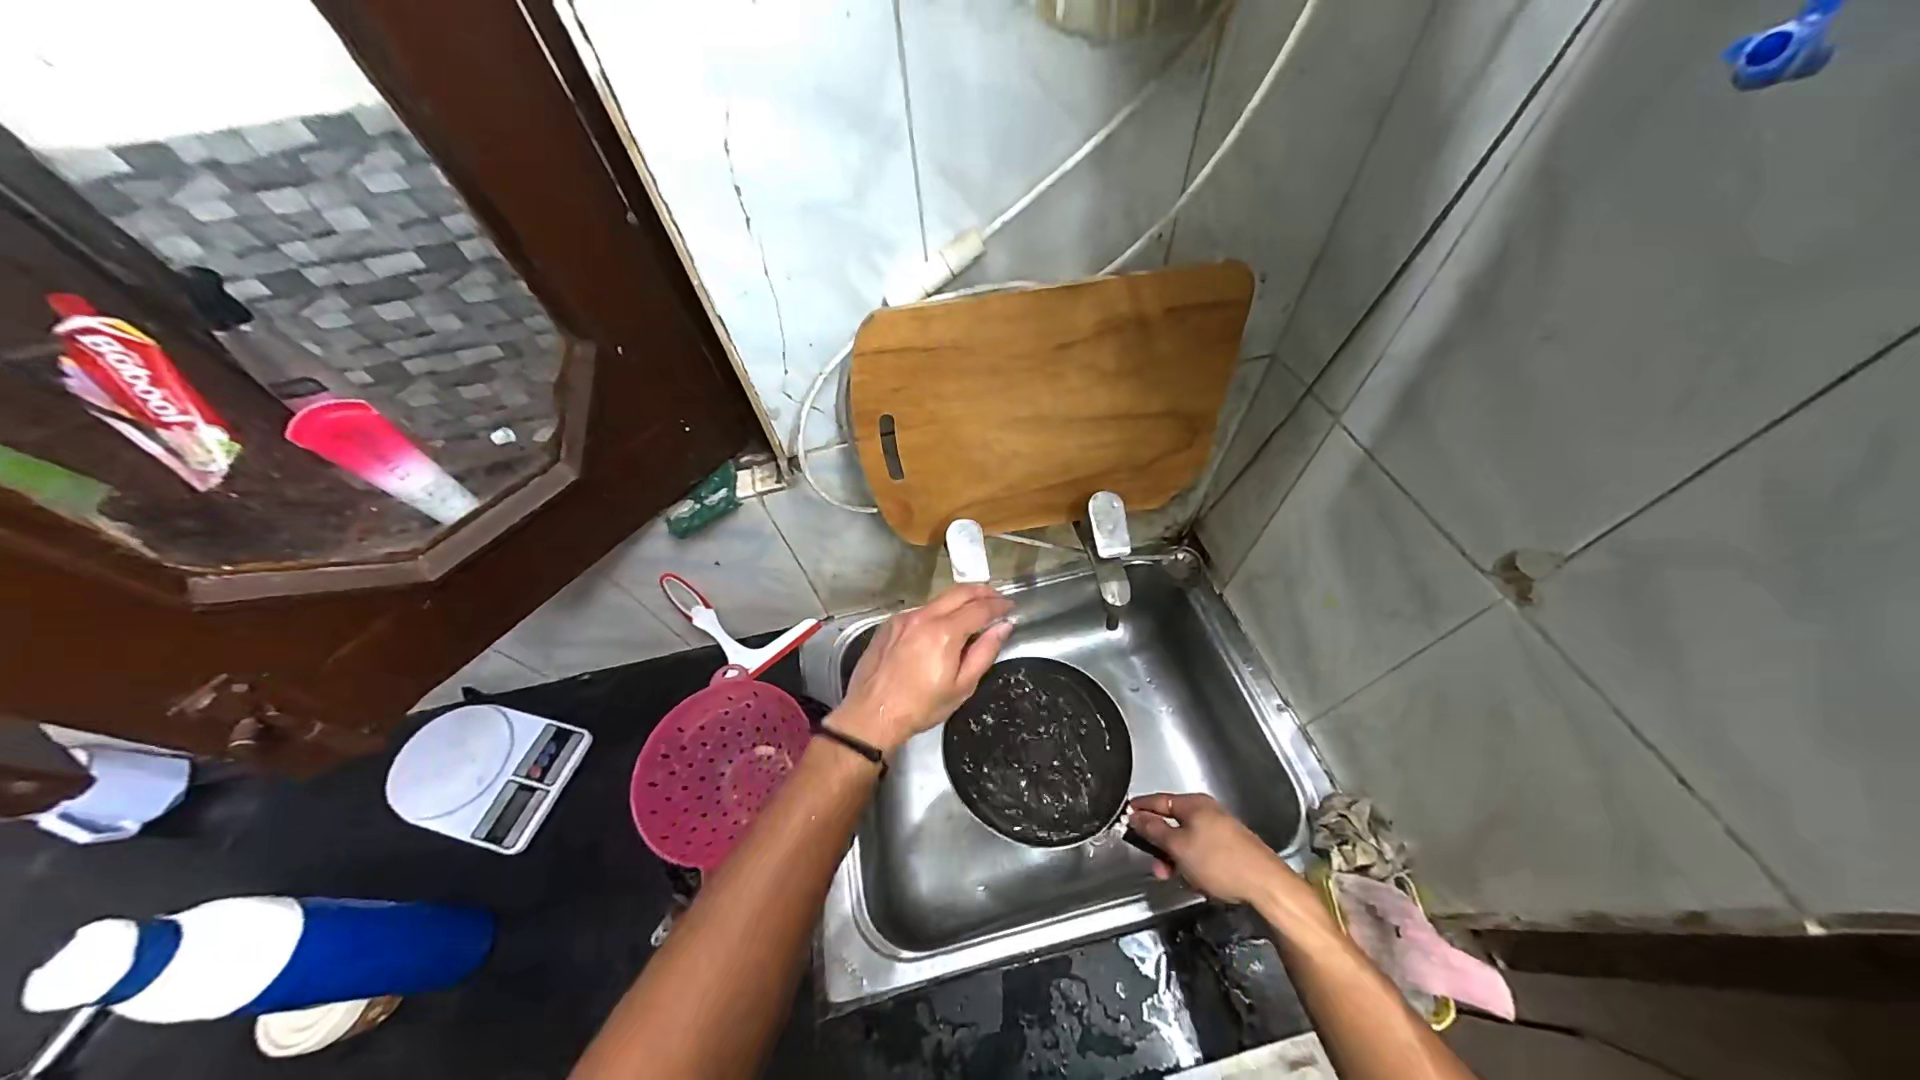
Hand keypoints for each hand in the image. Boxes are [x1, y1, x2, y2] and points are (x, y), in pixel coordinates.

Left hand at [833, 584, 1012, 753]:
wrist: (871, 714)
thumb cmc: (920, 707)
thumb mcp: (962, 686)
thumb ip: (985, 652)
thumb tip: (1003, 627)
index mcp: (944, 632)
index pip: (980, 608)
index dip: (999, 605)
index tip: (1010, 607)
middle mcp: (923, 617)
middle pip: (959, 591)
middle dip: (982, 591)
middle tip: (997, 598)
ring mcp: (904, 618)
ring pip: (938, 599)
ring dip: (959, 600)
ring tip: (973, 612)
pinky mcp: (889, 624)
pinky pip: (920, 610)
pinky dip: (937, 612)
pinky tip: (941, 626)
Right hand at [1129, 794, 1328, 930]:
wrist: (1267, 887)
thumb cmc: (1220, 863)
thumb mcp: (1178, 846)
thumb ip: (1153, 830)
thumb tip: (1136, 816)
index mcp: (1194, 804)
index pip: (1158, 800)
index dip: (1140, 808)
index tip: (1126, 816)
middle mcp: (1208, 811)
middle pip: (1173, 822)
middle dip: (1160, 844)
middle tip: (1154, 862)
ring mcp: (1222, 830)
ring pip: (1187, 840)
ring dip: (1176, 858)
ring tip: (1175, 877)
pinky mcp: (1232, 848)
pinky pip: (1202, 850)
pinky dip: (1193, 863)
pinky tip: (1196, 880)